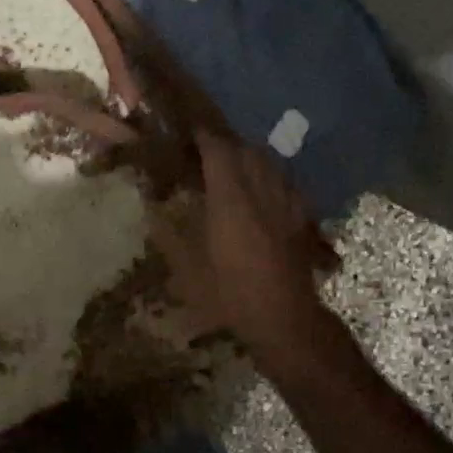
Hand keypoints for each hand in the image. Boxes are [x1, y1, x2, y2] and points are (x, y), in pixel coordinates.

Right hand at [153, 130, 337, 350]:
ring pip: (268, 161)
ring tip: (233, 166)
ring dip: (248, 156)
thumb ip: (167, 234)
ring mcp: (284, 202)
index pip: (218, 149)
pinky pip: (285, 182)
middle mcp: (259, 190)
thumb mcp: (186, 268)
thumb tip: (151, 210)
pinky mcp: (301, 217)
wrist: (283, 320)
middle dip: (224, 143)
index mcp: (229, 198)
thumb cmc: (229, 294)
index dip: (202, 136)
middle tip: (205, 151)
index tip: (187, 132)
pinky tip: (262, 190)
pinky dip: (270, 176)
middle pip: (245, 149)